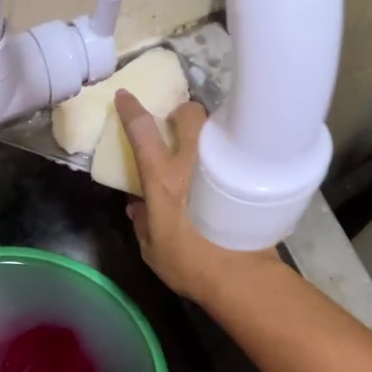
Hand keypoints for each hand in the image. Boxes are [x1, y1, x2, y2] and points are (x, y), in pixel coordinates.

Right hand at [114, 90, 264, 300]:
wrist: (240, 275)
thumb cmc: (190, 264)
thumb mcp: (152, 250)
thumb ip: (142, 223)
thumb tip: (137, 206)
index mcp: (163, 179)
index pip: (143, 131)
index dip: (131, 110)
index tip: (125, 97)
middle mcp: (193, 161)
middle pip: (189, 113)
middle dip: (181, 113)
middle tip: (176, 128)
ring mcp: (223, 164)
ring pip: (215, 127)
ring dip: (205, 132)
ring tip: (203, 149)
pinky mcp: (246, 174)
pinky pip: (231, 150)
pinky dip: (223, 153)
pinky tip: (222, 170)